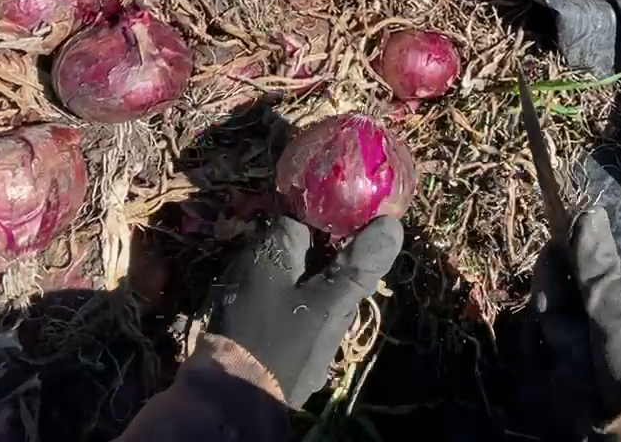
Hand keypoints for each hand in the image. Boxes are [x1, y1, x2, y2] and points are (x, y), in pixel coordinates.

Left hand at [209, 215, 402, 406]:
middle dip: (328, 254)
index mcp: (270, 247)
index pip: (308, 214)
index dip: (337, 217)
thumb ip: (358, 266)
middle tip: (355, 270)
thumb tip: (392, 226)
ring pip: (290, 271)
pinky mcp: (239, 317)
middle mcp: (251, 259)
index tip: (362, 227)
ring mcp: (242, 289)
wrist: (229, 406)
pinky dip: (294, 300)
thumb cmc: (281, 347)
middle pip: (301, 243)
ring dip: (312, 281)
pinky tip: (310, 320)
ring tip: (336, 301)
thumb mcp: (328, 306)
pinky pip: (275, 295)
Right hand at [530, 207, 620, 417]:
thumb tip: (587, 209)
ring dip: (564, 346)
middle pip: (564, 290)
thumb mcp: (617, 306)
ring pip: (564, 324)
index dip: (552, 275)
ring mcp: (611, 326)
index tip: (548, 300)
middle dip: (558, 316)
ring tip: (582, 367)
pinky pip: (572, 353)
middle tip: (571, 342)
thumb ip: (596, 261)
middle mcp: (618, 291)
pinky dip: (572, 367)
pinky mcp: (606, 358)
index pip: (570, 253)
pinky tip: (583, 381)